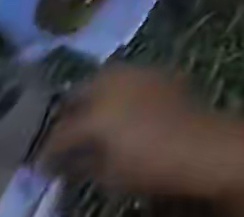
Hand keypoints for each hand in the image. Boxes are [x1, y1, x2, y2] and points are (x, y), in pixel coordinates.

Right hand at [38, 66, 243, 198]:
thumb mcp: (111, 175)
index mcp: (94, 113)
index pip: (60, 133)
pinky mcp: (154, 68)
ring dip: (91, 95)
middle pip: (77, 94)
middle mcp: (109, 83)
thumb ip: (83, 164)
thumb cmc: (153, 166)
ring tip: (90, 116)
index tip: (41, 164)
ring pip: (100, 78)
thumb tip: (67, 162)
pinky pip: (125, 75)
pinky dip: (116, 89)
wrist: (202, 142)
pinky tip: (120, 105)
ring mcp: (133, 70)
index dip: (48, 151)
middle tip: (64, 135)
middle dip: (67, 114)